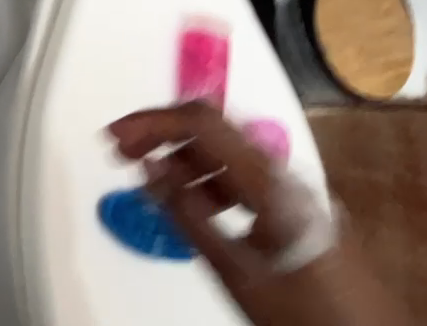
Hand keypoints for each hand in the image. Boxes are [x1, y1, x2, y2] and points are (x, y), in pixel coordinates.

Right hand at [107, 103, 406, 325]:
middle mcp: (283, 175)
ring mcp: (292, 191)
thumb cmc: (309, 316)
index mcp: (270, 182)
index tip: (117, 136)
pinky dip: (204, 176)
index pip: (201, 122)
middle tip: (122, 147)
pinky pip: (240, 174)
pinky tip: (189, 200)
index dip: (152, 121)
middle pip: (212, 128)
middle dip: (160, 130)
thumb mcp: (237, 271)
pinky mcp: (295, 208)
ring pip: (224, 150)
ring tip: (148, 176)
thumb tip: (150, 168)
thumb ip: (189, 214)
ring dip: (180, 154)